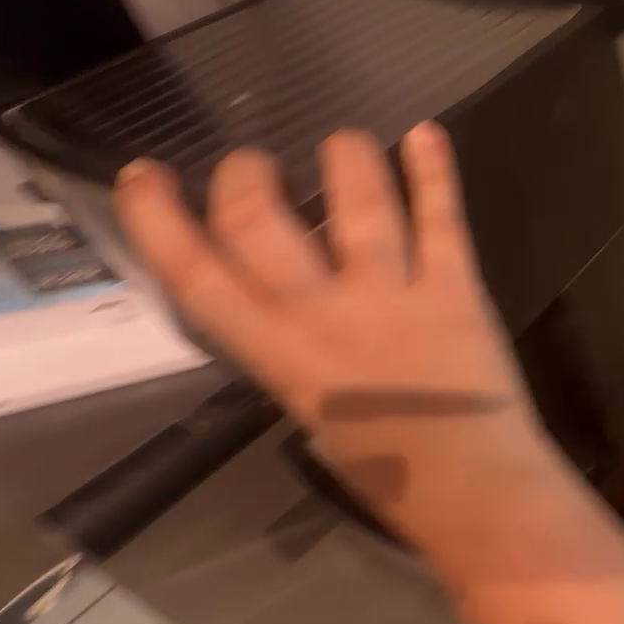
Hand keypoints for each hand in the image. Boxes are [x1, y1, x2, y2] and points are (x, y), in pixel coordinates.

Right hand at [114, 124, 549, 507]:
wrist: (476, 490)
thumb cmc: (392, 477)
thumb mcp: (315, 419)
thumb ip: (297, 358)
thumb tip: (293, 308)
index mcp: (278, 358)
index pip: (195, 275)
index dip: (159, 218)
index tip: (147, 175)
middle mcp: (327, 315)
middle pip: (262, 221)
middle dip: (247, 177)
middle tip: (256, 165)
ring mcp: (395, 297)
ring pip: (357, 203)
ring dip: (345, 157)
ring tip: (343, 140)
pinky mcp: (458, 291)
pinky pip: (442, 220)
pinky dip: (434, 173)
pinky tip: (426, 132)